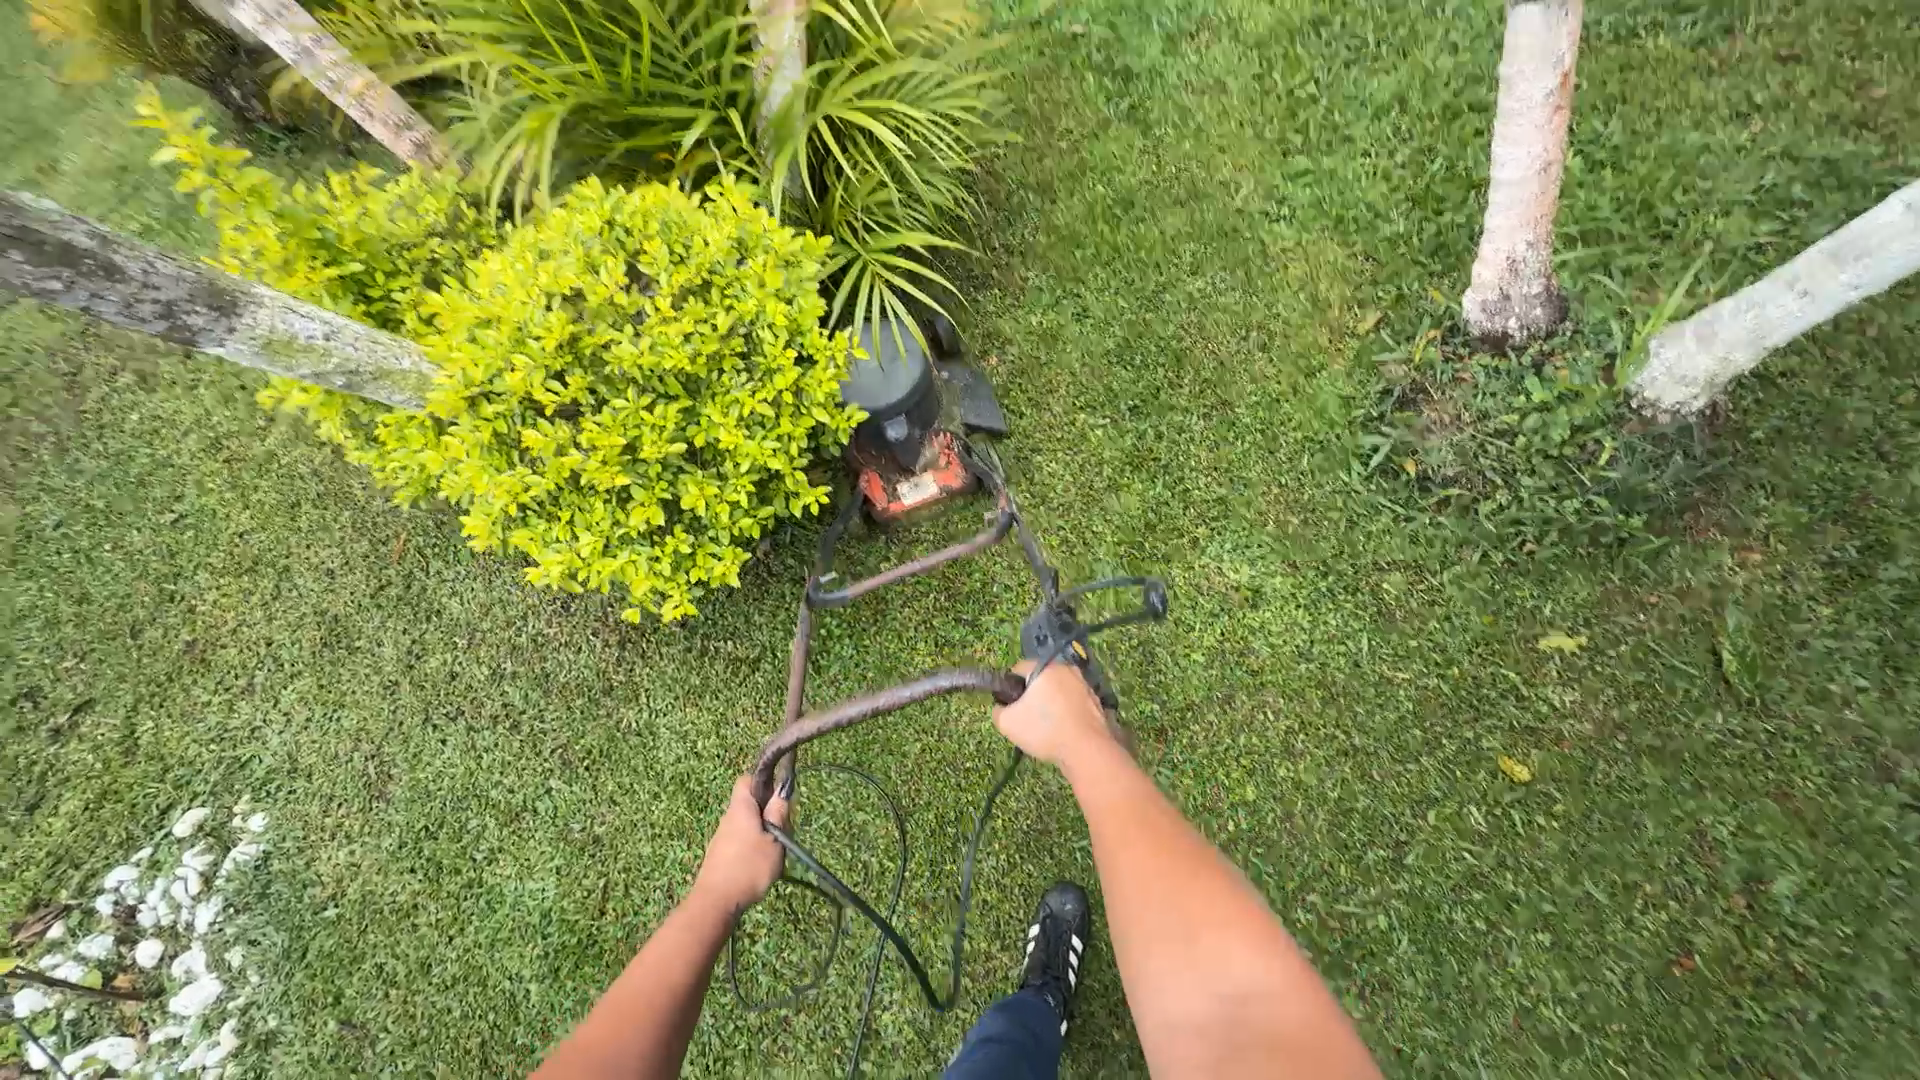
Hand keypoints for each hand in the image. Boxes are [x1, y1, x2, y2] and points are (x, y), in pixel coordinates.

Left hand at [691, 775, 790, 916]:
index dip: (763, 780)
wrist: (715, 902)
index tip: (778, 794)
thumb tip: (782, 791)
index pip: (747, 779)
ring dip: (762, 832)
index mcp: (741, 808)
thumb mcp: (774, 840)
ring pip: (747, 824)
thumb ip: (778, 814)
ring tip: (774, 852)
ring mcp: (722, 837)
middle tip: (783, 829)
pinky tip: (760, 865)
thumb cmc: (749, 867)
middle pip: (750, 804)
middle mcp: (728, 818)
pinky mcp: (720, 855)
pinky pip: (740, 841)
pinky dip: (752, 846)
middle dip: (767, 812)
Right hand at [992, 660, 1114, 768]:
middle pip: (1041, 679)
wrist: (1087, 750)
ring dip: (1052, 703)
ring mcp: (1085, 685)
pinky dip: (1067, 712)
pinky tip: (1065, 731)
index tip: (1011, 706)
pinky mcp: (1097, 701)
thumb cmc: (1044, 731)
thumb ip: (998, 710)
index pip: (1019, 669)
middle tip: (1028, 718)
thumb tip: (1001, 707)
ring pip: (1059, 691)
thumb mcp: (1007, 723)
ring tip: (1048, 728)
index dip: (1010, 687)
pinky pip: (1074, 702)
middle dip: (1033, 695)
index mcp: (1045, 668)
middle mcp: (1067, 670)